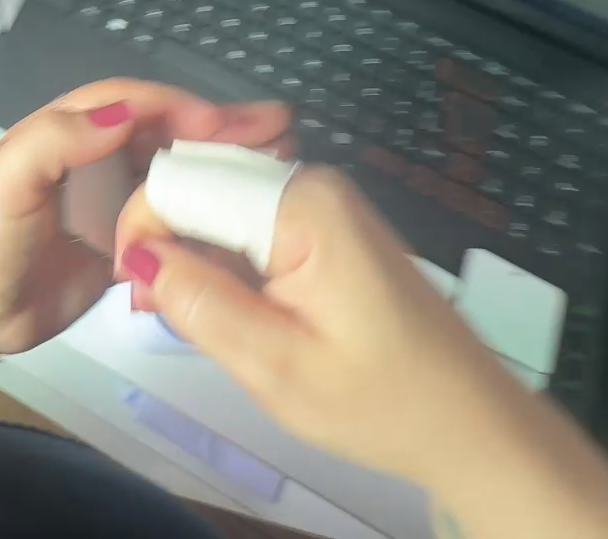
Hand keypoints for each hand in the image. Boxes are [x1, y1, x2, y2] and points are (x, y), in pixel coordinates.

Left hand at [0, 78, 290, 381]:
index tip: (223, 122)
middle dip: (214, 127)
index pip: (126, 101)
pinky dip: (208, 210)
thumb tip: (125, 113)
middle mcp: (91, 157)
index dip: (173, 104)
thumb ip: (54, 141)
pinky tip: (247, 214)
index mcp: (60, 131)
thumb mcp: (3, 183)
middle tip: (278, 130)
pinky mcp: (125, 239)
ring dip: (220, 163)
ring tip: (279, 163)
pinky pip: (171, 216)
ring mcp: (110, 198)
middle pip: (160, 129)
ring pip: (172, 169)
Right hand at [115, 164, 535, 484]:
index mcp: (301, 204)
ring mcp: (313, 195)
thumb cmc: (384, 404)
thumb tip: (139, 256)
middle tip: (149, 302)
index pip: (182, 183)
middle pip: (195, 181)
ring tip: (176, 306)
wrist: (475, 426)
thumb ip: (200, 304)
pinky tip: (213, 295)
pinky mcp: (315, 216)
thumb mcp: (277, 368)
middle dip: (159, 235)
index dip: (142, 228)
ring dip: (182, 245)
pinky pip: (237, 213)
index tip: (132, 287)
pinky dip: (212, 250)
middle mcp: (306, 180)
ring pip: (210, 196)